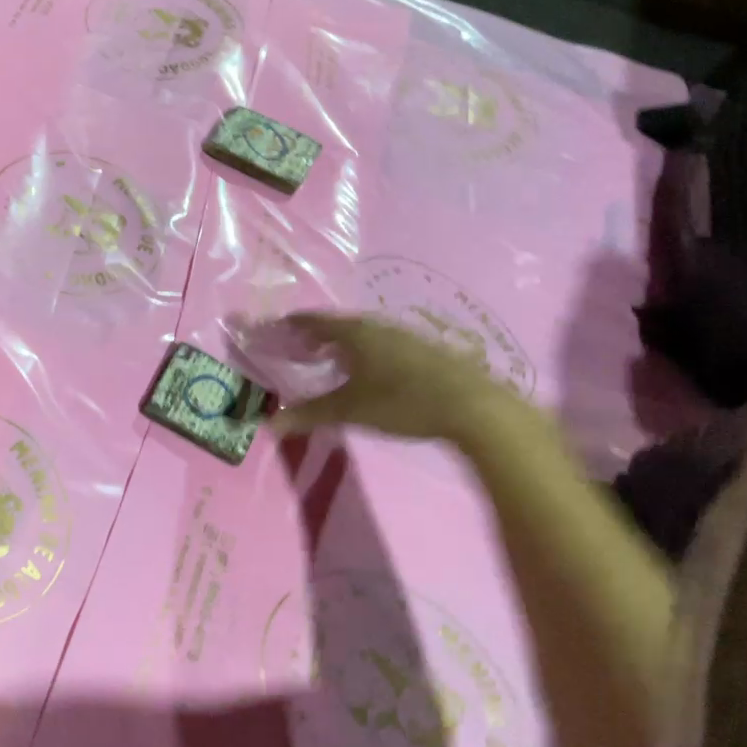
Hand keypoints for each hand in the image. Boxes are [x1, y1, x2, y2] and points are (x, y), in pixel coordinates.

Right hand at [267, 312, 523, 442]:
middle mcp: (380, 326)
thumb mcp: (349, 410)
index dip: (292, 325)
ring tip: (332, 362)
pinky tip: (372, 374)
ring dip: (345, 345)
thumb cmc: (402, 402)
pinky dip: (369, 353)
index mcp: (355, 332)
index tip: (275, 331)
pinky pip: (387, 345)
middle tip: (300, 350)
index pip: (313, 320)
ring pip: (366, 334)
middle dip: (317, 335)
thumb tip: (267, 425)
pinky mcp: (430, 352)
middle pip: (340, 325)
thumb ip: (308, 414)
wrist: (478, 410)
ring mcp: (409, 337)